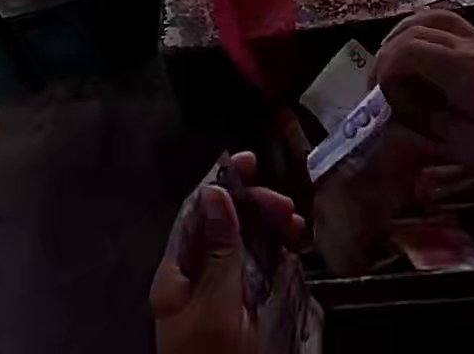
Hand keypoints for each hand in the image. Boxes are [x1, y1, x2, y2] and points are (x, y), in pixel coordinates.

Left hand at [150, 152, 304, 353]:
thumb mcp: (216, 307)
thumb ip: (218, 249)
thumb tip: (216, 191)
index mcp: (177, 274)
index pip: (197, 212)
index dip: (221, 182)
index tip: (249, 160)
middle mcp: (195, 279)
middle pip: (223, 224)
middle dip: (254, 207)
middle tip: (286, 206)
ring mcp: (219, 296)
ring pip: (243, 244)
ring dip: (269, 228)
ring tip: (296, 226)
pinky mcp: (241, 313)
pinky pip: (257, 270)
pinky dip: (275, 253)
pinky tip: (292, 248)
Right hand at [371, 9, 473, 205]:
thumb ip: (433, 121)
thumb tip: (396, 104)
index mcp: (472, 73)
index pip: (410, 49)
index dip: (385, 70)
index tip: (379, 101)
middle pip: (417, 27)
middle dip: (388, 52)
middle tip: (379, 87)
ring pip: (434, 16)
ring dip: (405, 35)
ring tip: (393, 66)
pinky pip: (450, 25)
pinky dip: (425, 34)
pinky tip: (421, 62)